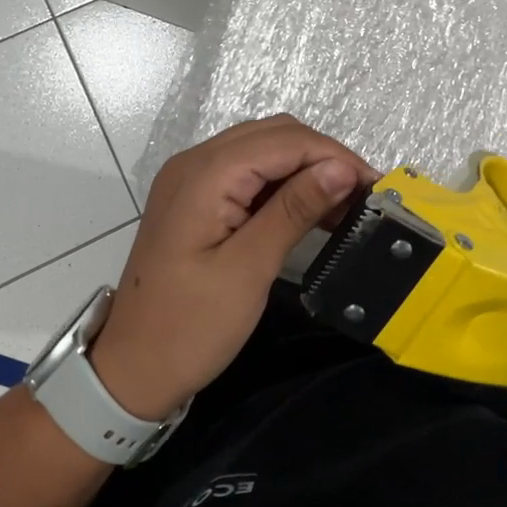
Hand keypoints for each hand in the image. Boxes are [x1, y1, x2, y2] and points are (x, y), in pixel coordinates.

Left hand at [88, 116, 377, 420]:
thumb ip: (294, 210)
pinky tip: (310, 209)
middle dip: (323, 157)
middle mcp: (195, 162)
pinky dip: (283, 183)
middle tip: (363, 197)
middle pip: (274, 135)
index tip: (375, 187)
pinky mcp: (196, 198)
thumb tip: (342, 169)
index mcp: (204, 175)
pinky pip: (248, 172)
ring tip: (345, 204)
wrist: (130, 371)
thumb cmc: (189, 327)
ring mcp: (192, 178)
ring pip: (263, 149)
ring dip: (306, 168)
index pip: (283, 141)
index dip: (333, 155)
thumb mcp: (249, 270)